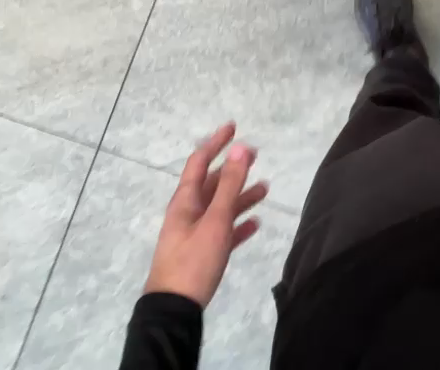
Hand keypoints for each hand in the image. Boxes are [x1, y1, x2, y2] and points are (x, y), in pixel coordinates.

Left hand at [144, 123, 267, 305]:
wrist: (173, 311)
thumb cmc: (193, 261)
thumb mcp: (214, 220)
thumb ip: (229, 185)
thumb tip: (240, 148)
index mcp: (185, 201)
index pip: (199, 161)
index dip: (216, 143)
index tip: (233, 127)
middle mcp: (188, 213)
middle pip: (212, 183)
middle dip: (233, 169)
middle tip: (255, 156)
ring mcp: (194, 234)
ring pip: (220, 207)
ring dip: (240, 196)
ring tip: (265, 189)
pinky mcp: (202, 254)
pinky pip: (223, 231)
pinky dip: (238, 224)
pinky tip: (255, 223)